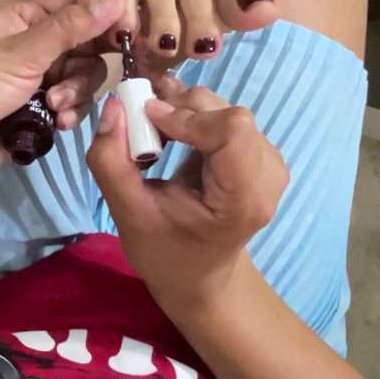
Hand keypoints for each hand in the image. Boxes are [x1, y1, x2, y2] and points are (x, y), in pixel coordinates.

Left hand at [0, 0, 121, 179]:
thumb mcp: (20, 52)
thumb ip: (70, 28)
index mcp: (26, 19)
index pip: (77, 6)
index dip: (104, 17)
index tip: (127, 33)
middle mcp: (38, 46)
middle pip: (88, 46)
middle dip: (84, 67)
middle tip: (71, 80)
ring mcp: (41, 80)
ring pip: (84, 79)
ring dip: (76, 93)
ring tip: (53, 107)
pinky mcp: (44, 113)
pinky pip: (75, 107)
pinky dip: (71, 114)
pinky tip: (58, 123)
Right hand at [86, 76, 287, 307]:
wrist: (199, 274)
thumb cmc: (164, 252)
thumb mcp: (127, 213)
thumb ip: (110, 161)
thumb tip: (114, 104)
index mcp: (244, 200)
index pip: (232, 130)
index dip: (187, 116)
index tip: (146, 121)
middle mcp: (268, 175)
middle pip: (225, 115)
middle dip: (178, 111)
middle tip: (140, 129)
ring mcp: (269, 161)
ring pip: (222, 108)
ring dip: (181, 113)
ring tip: (152, 137)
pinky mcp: (259, 151)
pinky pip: (222, 115)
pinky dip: (191, 117)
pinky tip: (171, 138)